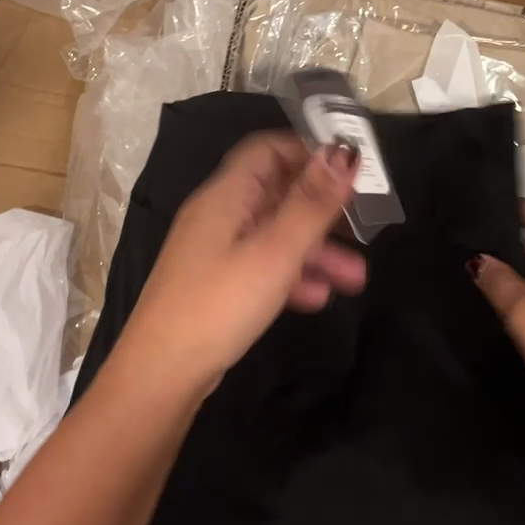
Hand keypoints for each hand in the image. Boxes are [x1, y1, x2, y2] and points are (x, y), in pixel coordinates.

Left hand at [114, 132, 367, 389]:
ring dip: (316, 250)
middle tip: (363, 226)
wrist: (161, 374)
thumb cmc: (220, 304)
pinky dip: (292, 276)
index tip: (351, 170)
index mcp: (227, 195)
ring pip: (275, 235)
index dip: (310, 152)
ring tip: (355, 277)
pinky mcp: (217, 285)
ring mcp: (216, 252)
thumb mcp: (275, 252)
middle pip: (277, 194)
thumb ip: (311, 203)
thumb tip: (342, 153)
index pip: (269, 149)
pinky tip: (318, 298)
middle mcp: (219, 215)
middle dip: (323, 210)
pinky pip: (262, 267)